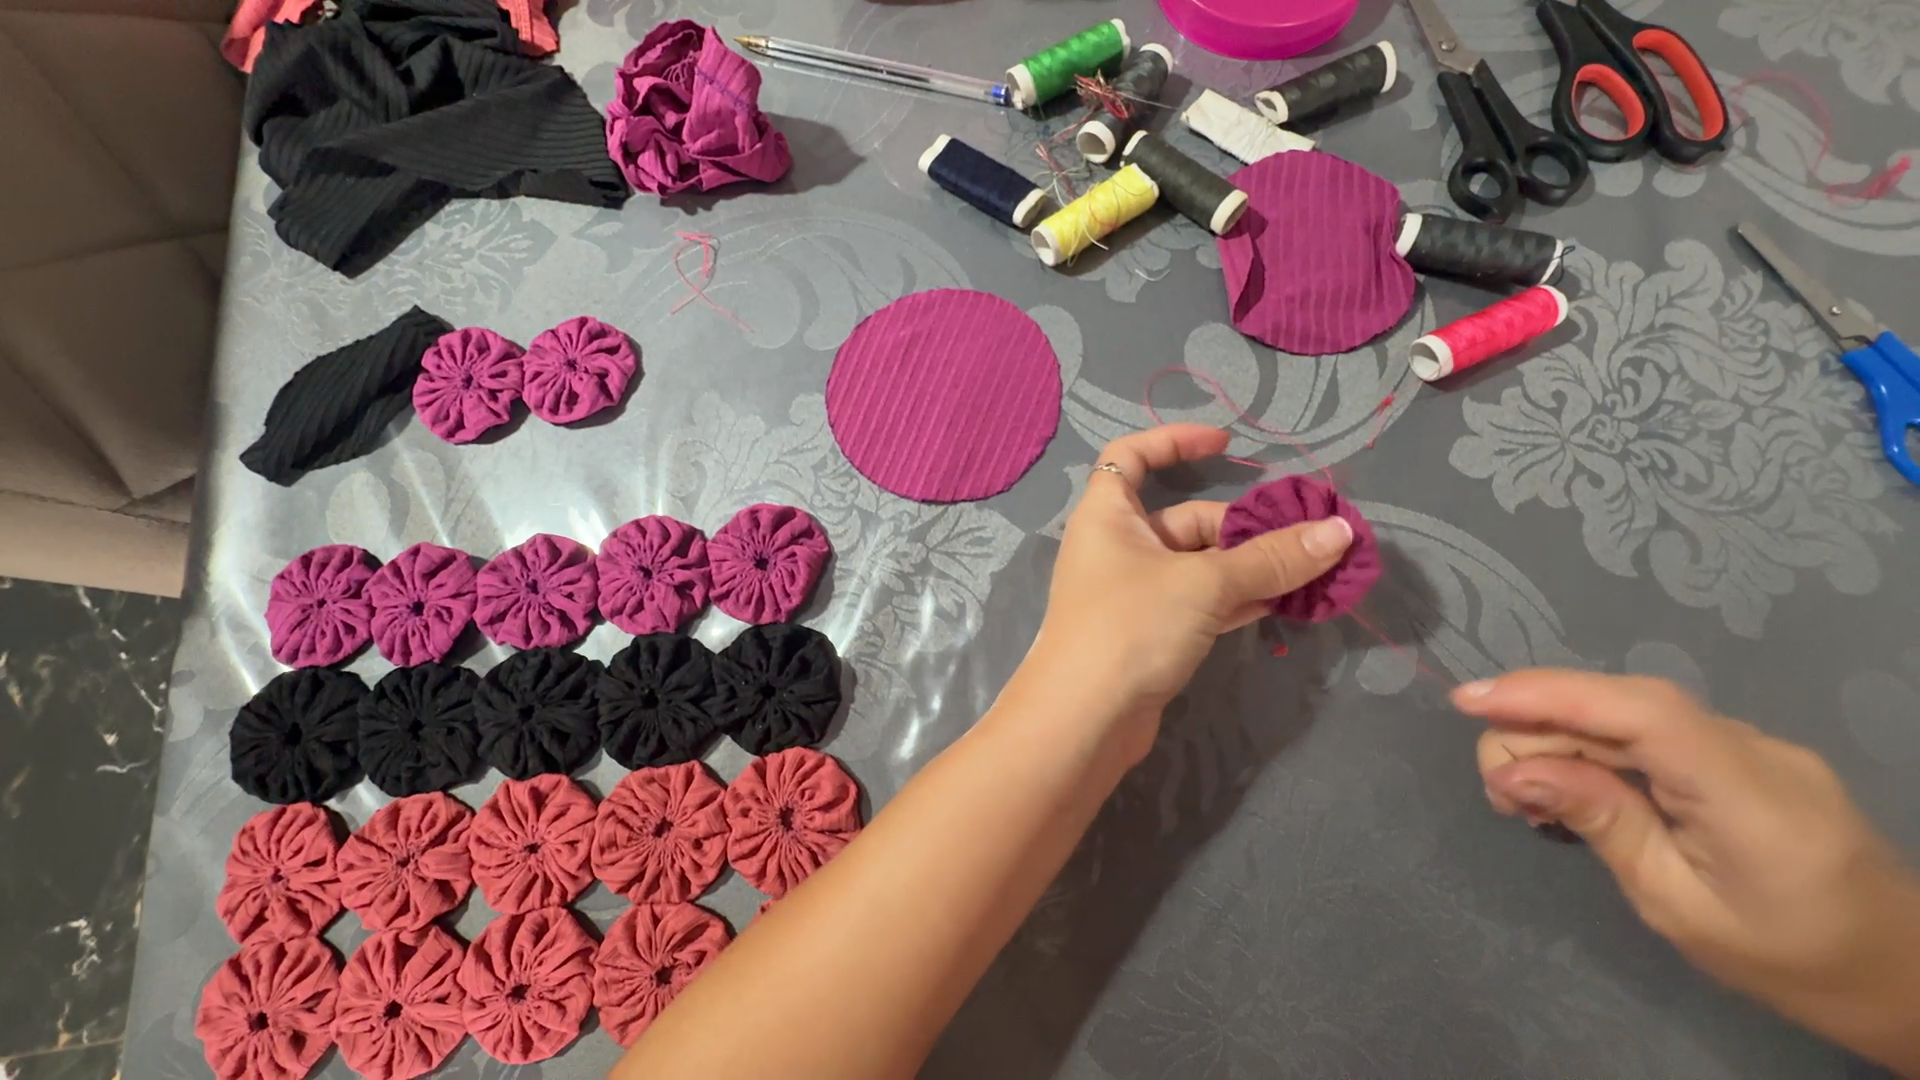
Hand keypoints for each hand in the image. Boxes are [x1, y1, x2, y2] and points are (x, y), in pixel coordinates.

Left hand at [1028, 425, 1354, 760]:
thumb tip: (1339, 532)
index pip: (1132, 456)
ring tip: (1314, 571)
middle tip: (1310, 539)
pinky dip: (1237, 600)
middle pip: (1186, 520)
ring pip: (1199, 566)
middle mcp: (1116, 547)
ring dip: (1251, 567)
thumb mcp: (1204, 584)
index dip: (1175, 441)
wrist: (1083, 721)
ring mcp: (1132, 593)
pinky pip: (1199, 603)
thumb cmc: (1130, 627)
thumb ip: (1270, 559)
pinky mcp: (1149, 633)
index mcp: (1107, 514)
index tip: (1227, 445)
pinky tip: (1284, 604)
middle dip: (1246, 527)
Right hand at [1458, 670, 1919, 1074]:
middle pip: (1617, 706)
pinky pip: (1647, 728)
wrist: (1907, 976)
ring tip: (1526, 796)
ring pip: (1624, 711)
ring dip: (1557, 738)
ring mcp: (1752, 744)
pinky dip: (1591, 745)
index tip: (1468, 702)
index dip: (1548, 694)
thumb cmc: (1791, 962)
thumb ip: (1600, 823)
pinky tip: (1569, 783)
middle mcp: (1755, 750)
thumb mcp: (1678, 908)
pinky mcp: (1740, 750)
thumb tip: (1513, 770)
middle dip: (1536, 731)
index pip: (1640, 714)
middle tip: (1501, 795)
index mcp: (1752, 800)